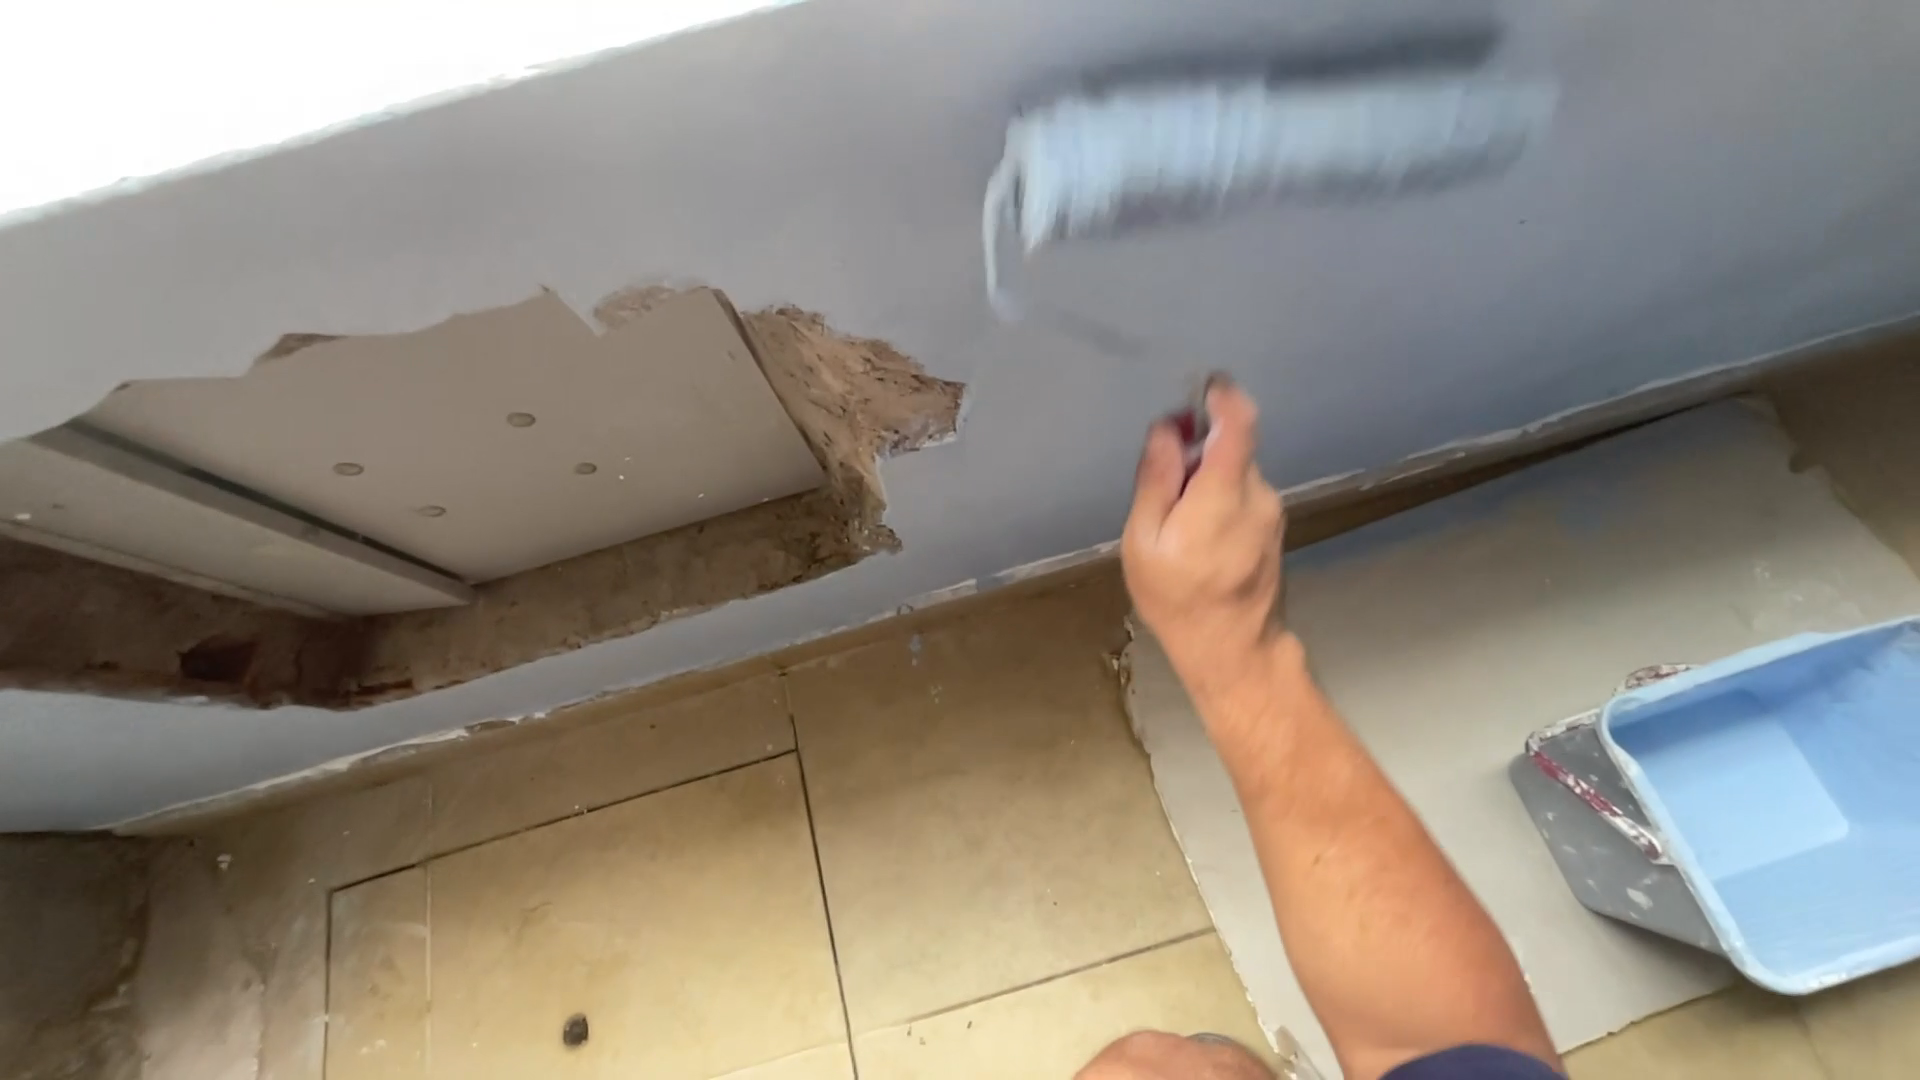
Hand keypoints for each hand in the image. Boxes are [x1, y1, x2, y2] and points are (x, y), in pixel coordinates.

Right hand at [1122, 378, 1286, 695]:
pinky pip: (1243, 492)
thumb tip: (1167, 429)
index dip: (1222, 395)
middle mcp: (1259, 494)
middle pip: (1231, 446)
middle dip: (1197, 448)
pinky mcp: (1274, 526)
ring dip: (1205, 476)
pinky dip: (1218, 495)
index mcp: (1224, 494)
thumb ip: (1157, 480)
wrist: (1232, 649)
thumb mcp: (1144, 541)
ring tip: (1174, 520)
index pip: (1239, 422)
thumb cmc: (1177, 598)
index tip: (1200, 386)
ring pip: (1236, 470)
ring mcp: (1272, 511)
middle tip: (1161, 482)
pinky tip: (1196, 534)